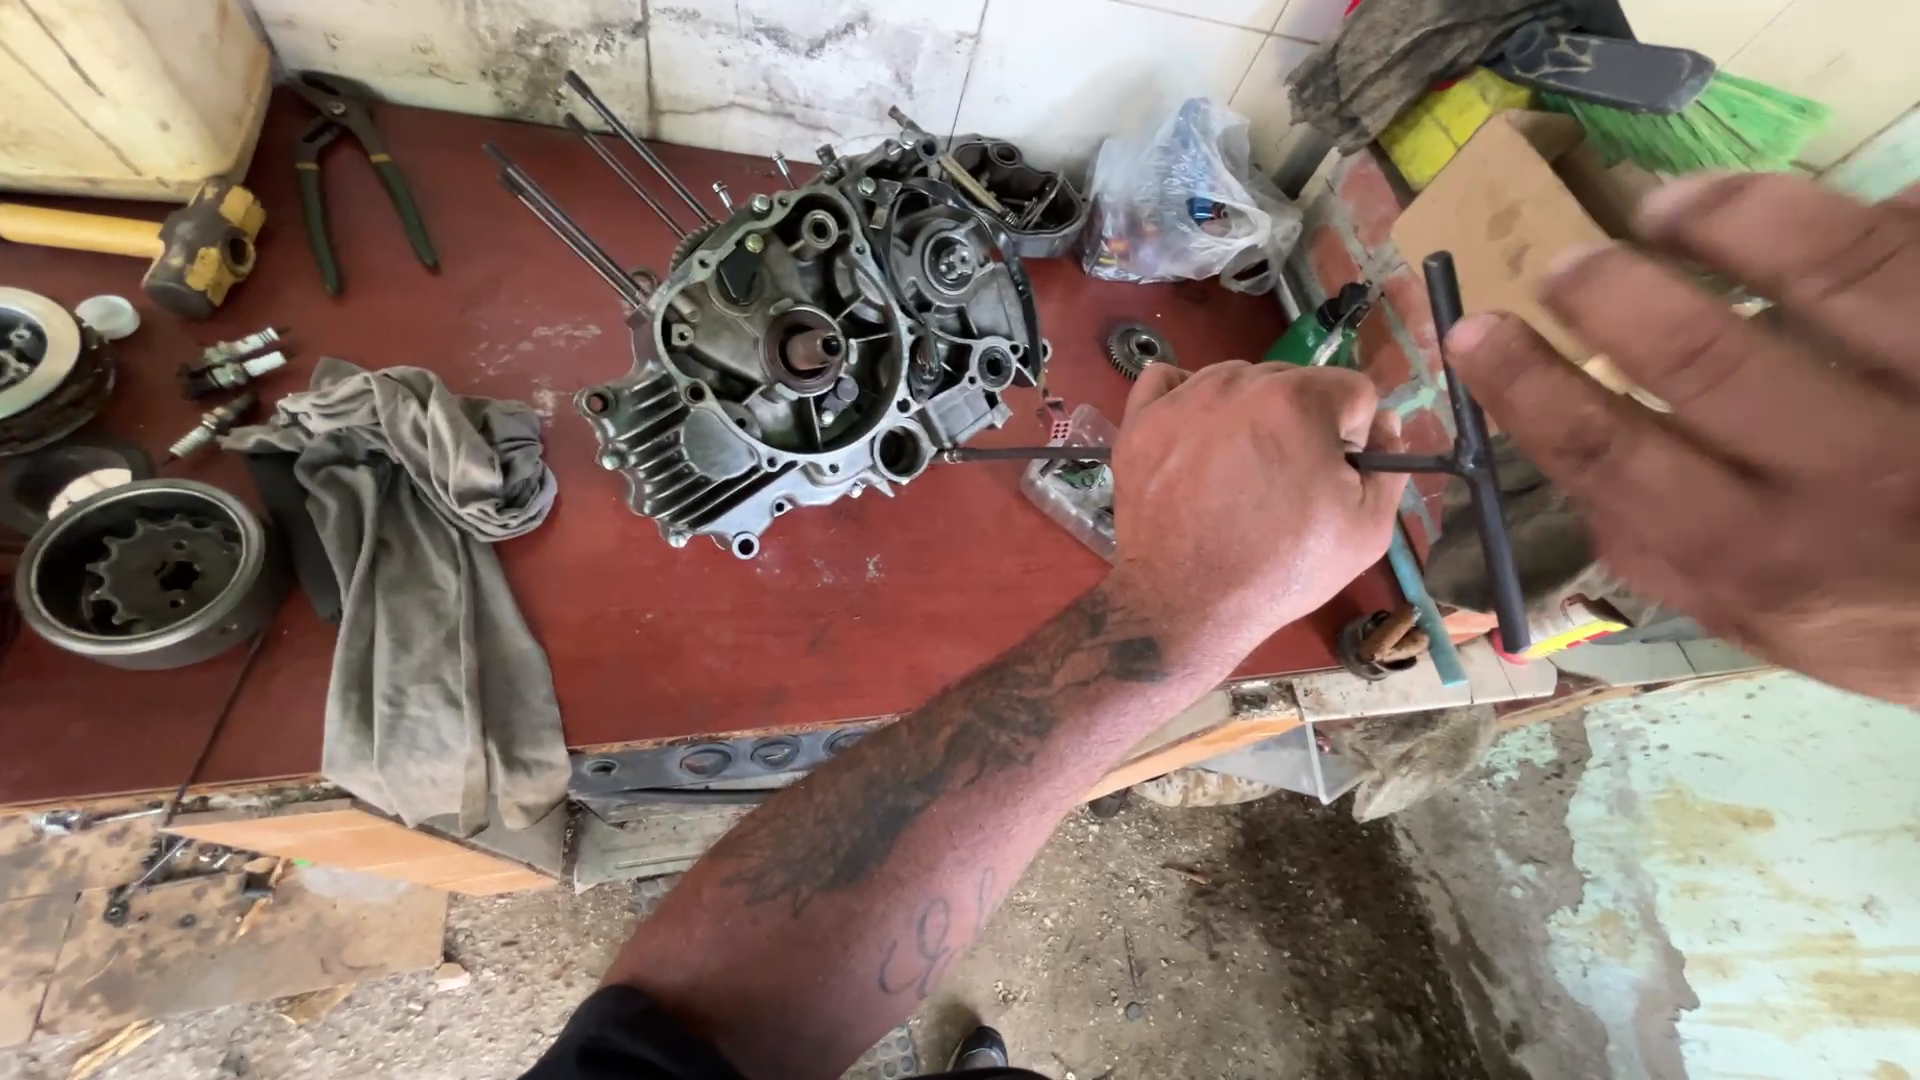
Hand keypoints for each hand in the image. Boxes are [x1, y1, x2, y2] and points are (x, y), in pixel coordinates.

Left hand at [1105, 361, 1404, 660]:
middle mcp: (1237, 384)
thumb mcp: (1367, 528)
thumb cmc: (1281, 568)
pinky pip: (1165, 382)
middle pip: (1291, 383)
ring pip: (1232, 381)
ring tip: (1235, 469)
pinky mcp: (1139, 423)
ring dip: (1245, 412)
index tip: (1331, 476)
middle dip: (1298, 423)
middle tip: (1281, 481)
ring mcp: (1181, 401)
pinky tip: (1192, 434)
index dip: (1352, 436)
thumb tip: (1383, 424)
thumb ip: (1389, 463)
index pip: (1352, 392)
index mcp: (1299, 399)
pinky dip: (1183, 399)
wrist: (1186, 601)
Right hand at [1449, 174, 1919, 705]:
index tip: (1472, 331)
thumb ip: (1653, 556)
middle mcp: (1853, 477)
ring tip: (1671, 203)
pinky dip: (1888, 210)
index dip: (1525, 382)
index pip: (1604, 452)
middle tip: (1568, 261)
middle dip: (1613, 294)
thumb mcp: (1747, 619)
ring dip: (1737, 221)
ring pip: (1847, 272)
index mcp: (1753, 551)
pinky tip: (1839, 210)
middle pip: (1705, 357)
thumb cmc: (1888, 619)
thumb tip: (1577, 476)